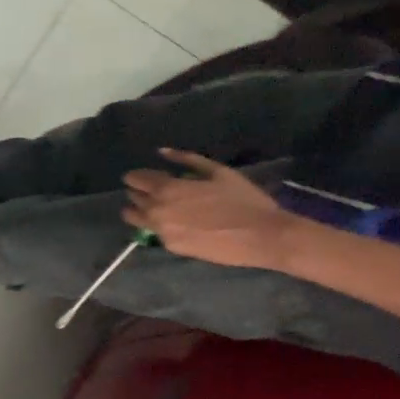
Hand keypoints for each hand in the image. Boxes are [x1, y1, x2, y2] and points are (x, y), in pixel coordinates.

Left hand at [122, 148, 296, 269]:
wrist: (268, 238)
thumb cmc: (245, 201)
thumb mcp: (220, 172)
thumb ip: (187, 159)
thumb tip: (162, 151)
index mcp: (165, 188)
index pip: (132, 178)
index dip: (143, 176)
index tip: (158, 178)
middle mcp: (155, 209)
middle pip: (131, 196)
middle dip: (143, 192)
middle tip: (165, 194)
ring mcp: (160, 230)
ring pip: (134, 216)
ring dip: (142, 210)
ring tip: (165, 210)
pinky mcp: (171, 246)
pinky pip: (154, 233)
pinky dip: (161, 227)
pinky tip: (182, 226)